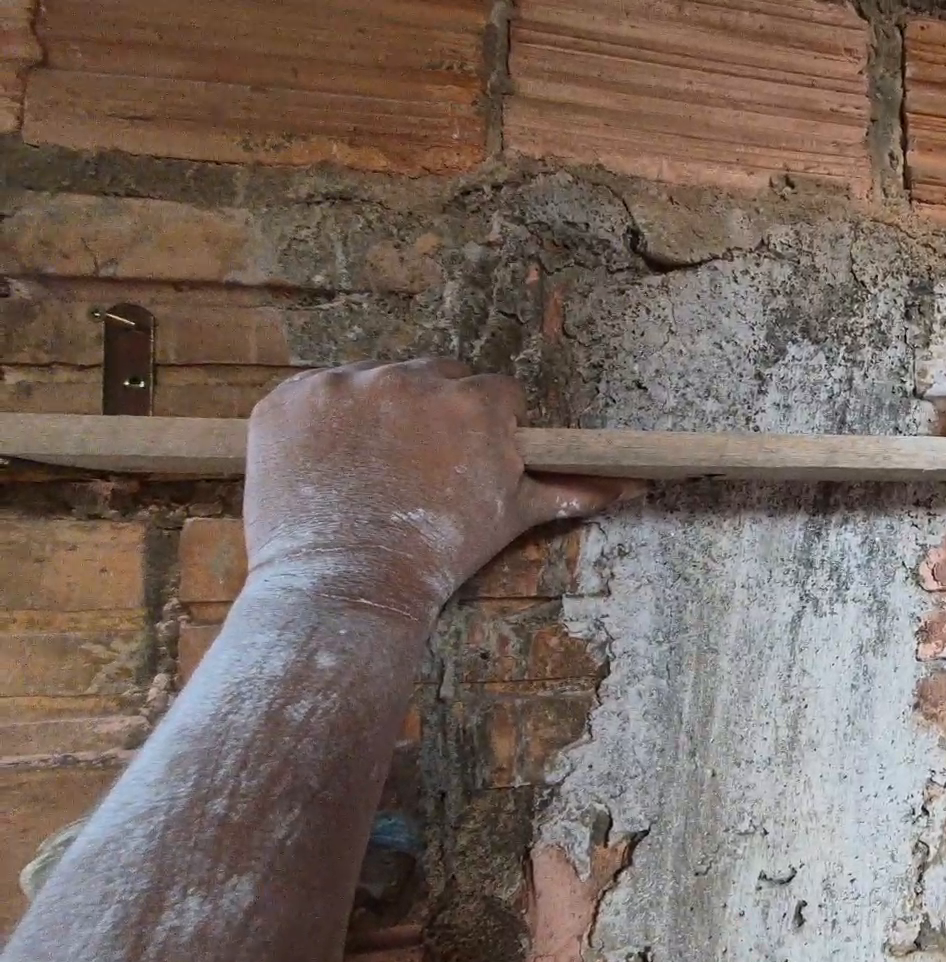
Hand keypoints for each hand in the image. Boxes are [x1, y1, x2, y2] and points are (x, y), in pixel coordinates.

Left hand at [243, 358, 631, 621]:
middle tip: (430, 457)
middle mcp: (411, 380)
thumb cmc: (447, 547)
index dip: (494, 423)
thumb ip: (575, 491)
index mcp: (474, 406)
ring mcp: (344, 385)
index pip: (498, 391)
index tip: (478, 454)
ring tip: (380, 459)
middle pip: (441, 375)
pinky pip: (321, 390)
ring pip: (381, 378)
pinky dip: (330, 416)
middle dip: (442, 407)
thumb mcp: (517, 515)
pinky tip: (338, 456)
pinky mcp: (288, 397)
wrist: (351, 579)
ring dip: (387, 407)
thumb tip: (633, 487)